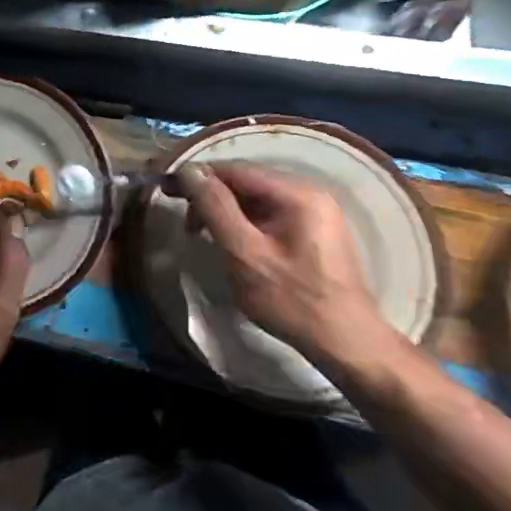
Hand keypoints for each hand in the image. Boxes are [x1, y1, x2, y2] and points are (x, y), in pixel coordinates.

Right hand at [178, 162, 397, 361]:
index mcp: (297, 193)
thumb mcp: (244, 252)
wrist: (344, 341)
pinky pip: (270, 214)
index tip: (167, 193)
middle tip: (187, 225)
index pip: (236, 169)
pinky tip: (232, 243)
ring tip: (205, 236)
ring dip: (226, 212)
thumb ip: (215, 208)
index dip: (198, 177)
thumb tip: (189, 171)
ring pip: (257, 199)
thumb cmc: (290, 299)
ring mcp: (316, 212)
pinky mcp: (314, 231)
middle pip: (247, 181)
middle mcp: (310, 193)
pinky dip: (245, 223)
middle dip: (211, 197)